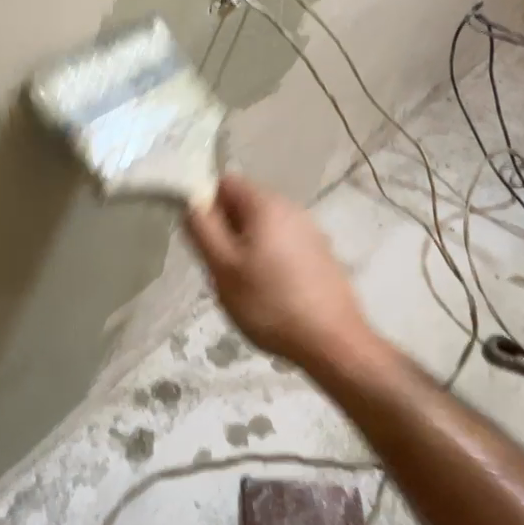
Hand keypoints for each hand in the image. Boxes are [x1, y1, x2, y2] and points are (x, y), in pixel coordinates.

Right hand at [184, 173, 376, 370]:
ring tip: (244, 285)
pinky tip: (271, 293)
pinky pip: (284, 245)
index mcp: (266, 204)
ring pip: (264, 228)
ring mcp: (310, 231)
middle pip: (245, 204)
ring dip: (247, 248)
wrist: (331, 342)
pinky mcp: (321, 254)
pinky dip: (270, 260)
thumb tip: (192, 202)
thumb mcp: (222, 268)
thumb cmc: (269, 303)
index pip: (225, 182)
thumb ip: (202, 230)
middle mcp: (291, 208)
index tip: (203, 239)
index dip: (207, 203)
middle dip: (227, 230)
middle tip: (221, 268)